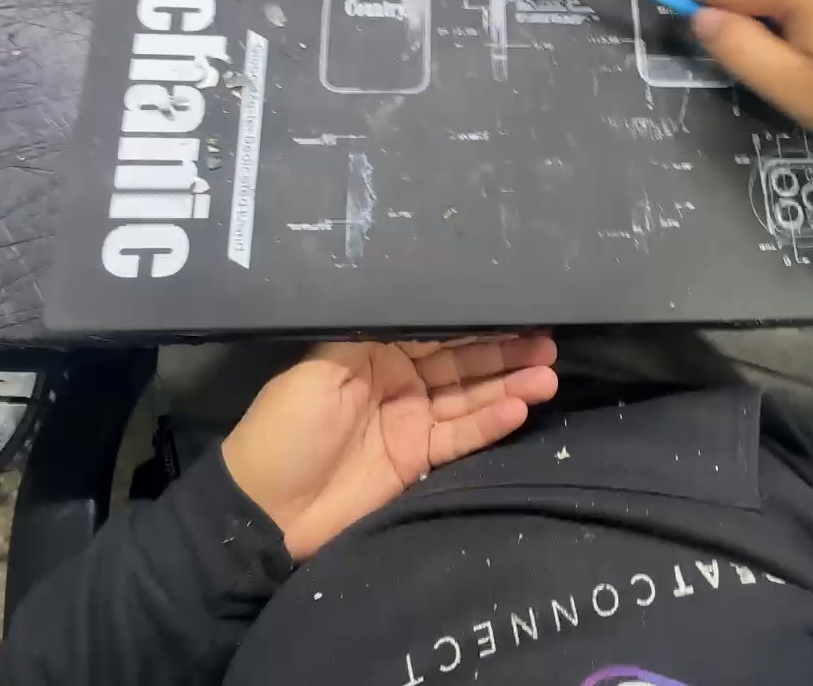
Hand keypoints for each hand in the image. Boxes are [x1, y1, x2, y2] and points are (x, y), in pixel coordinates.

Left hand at [221, 337, 558, 559]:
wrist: (264, 511)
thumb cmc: (288, 428)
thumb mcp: (322, 367)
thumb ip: (373, 334)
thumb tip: (417, 300)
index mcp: (373, 351)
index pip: (435, 330)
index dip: (474, 322)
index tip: (515, 311)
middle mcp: (399, 379)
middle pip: (461, 361)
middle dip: (504, 352)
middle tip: (548, 342)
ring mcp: (411, 420)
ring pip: (469, 397)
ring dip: (508, 386)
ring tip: (548, 374)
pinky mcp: (418, 458)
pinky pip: (461, 435)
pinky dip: (490, 422)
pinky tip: (520, 408)